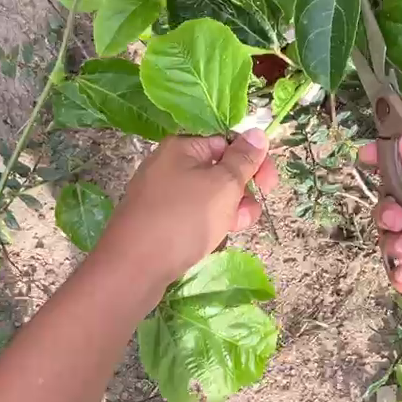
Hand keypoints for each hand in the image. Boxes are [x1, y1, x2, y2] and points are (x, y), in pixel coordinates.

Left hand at [94, 130, 279, 286]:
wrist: (132, 269)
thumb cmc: (182, 219)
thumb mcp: (222, 185)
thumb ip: (243, 159)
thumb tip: (258, 132)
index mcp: (181, 147)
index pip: (227, 143)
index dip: (252, 162)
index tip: (269, 186)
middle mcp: (168, 165)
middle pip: (219, 170)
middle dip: (240, 191)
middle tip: (247, 214)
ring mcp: (161, 194)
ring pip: (209, 196)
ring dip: (228, 210)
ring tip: (231, 229)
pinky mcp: (158, 221)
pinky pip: (192, 215)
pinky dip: (208, 223)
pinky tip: (212, 240)